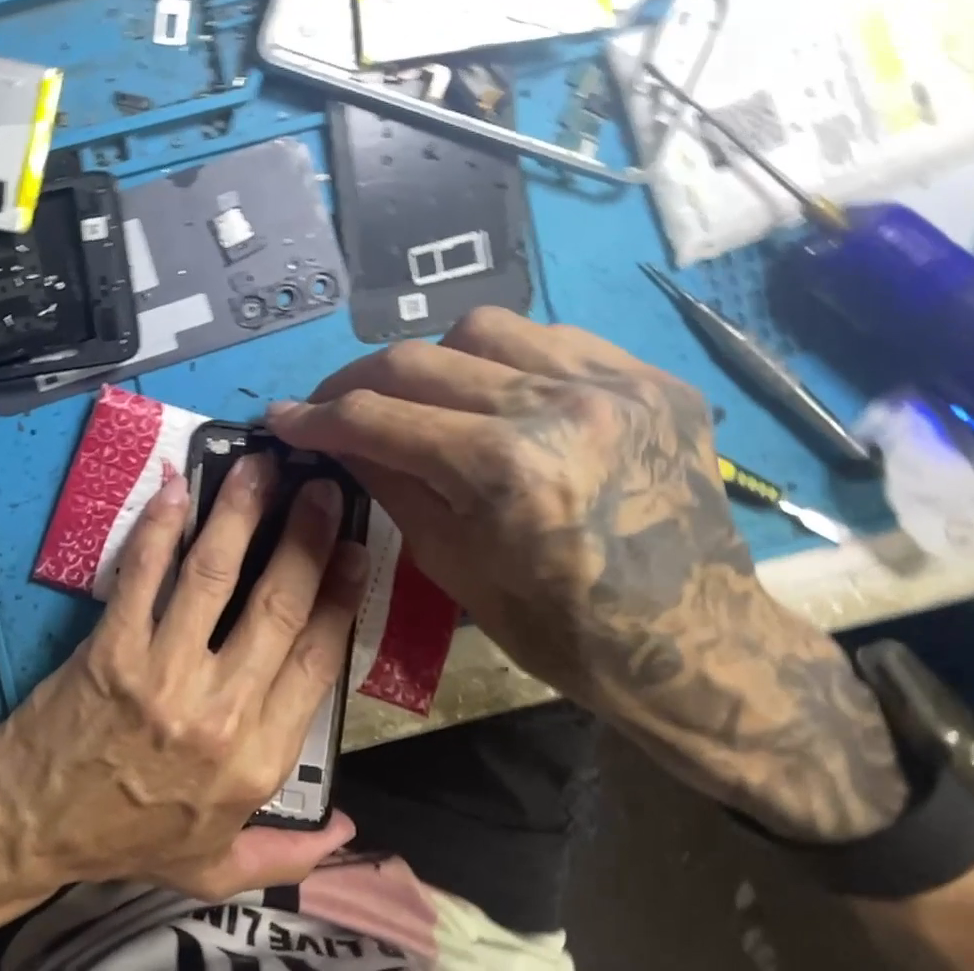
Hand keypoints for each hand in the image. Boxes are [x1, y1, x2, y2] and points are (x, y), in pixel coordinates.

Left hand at [0, 456, 367, 913]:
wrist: (34, 826)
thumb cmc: (125, 839)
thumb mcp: (213, 866)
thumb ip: (287, 855)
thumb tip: (349, 832)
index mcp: (258, 760)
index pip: (319, 662)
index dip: (341, 598)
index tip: (354, 552)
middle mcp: (220, 711)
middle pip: (279, 606)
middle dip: (305, 538)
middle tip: (320, 488)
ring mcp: (162, 673)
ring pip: (214, 577)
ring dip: (239, 514)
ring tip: (258, 468)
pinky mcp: (110, 648)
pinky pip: (142, 575)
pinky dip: (159, 529)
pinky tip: (176, 491)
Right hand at [265, 307, 904, 841]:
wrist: (692, 645)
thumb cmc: (555, 626)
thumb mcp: (446, 559)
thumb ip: (386, 479)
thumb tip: (330, 437)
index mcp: (505, 470)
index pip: (378, 417)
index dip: (315, 417)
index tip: (281, 419)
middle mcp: (559, 408)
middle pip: (416, 361)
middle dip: (354, 382)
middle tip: (330, 407)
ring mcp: (614, 385)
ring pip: (478, 328)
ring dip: (428, 360)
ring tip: (418, 396)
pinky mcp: (650, 380)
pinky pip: (548, 337)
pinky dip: (498, 358)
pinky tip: (488, 391)